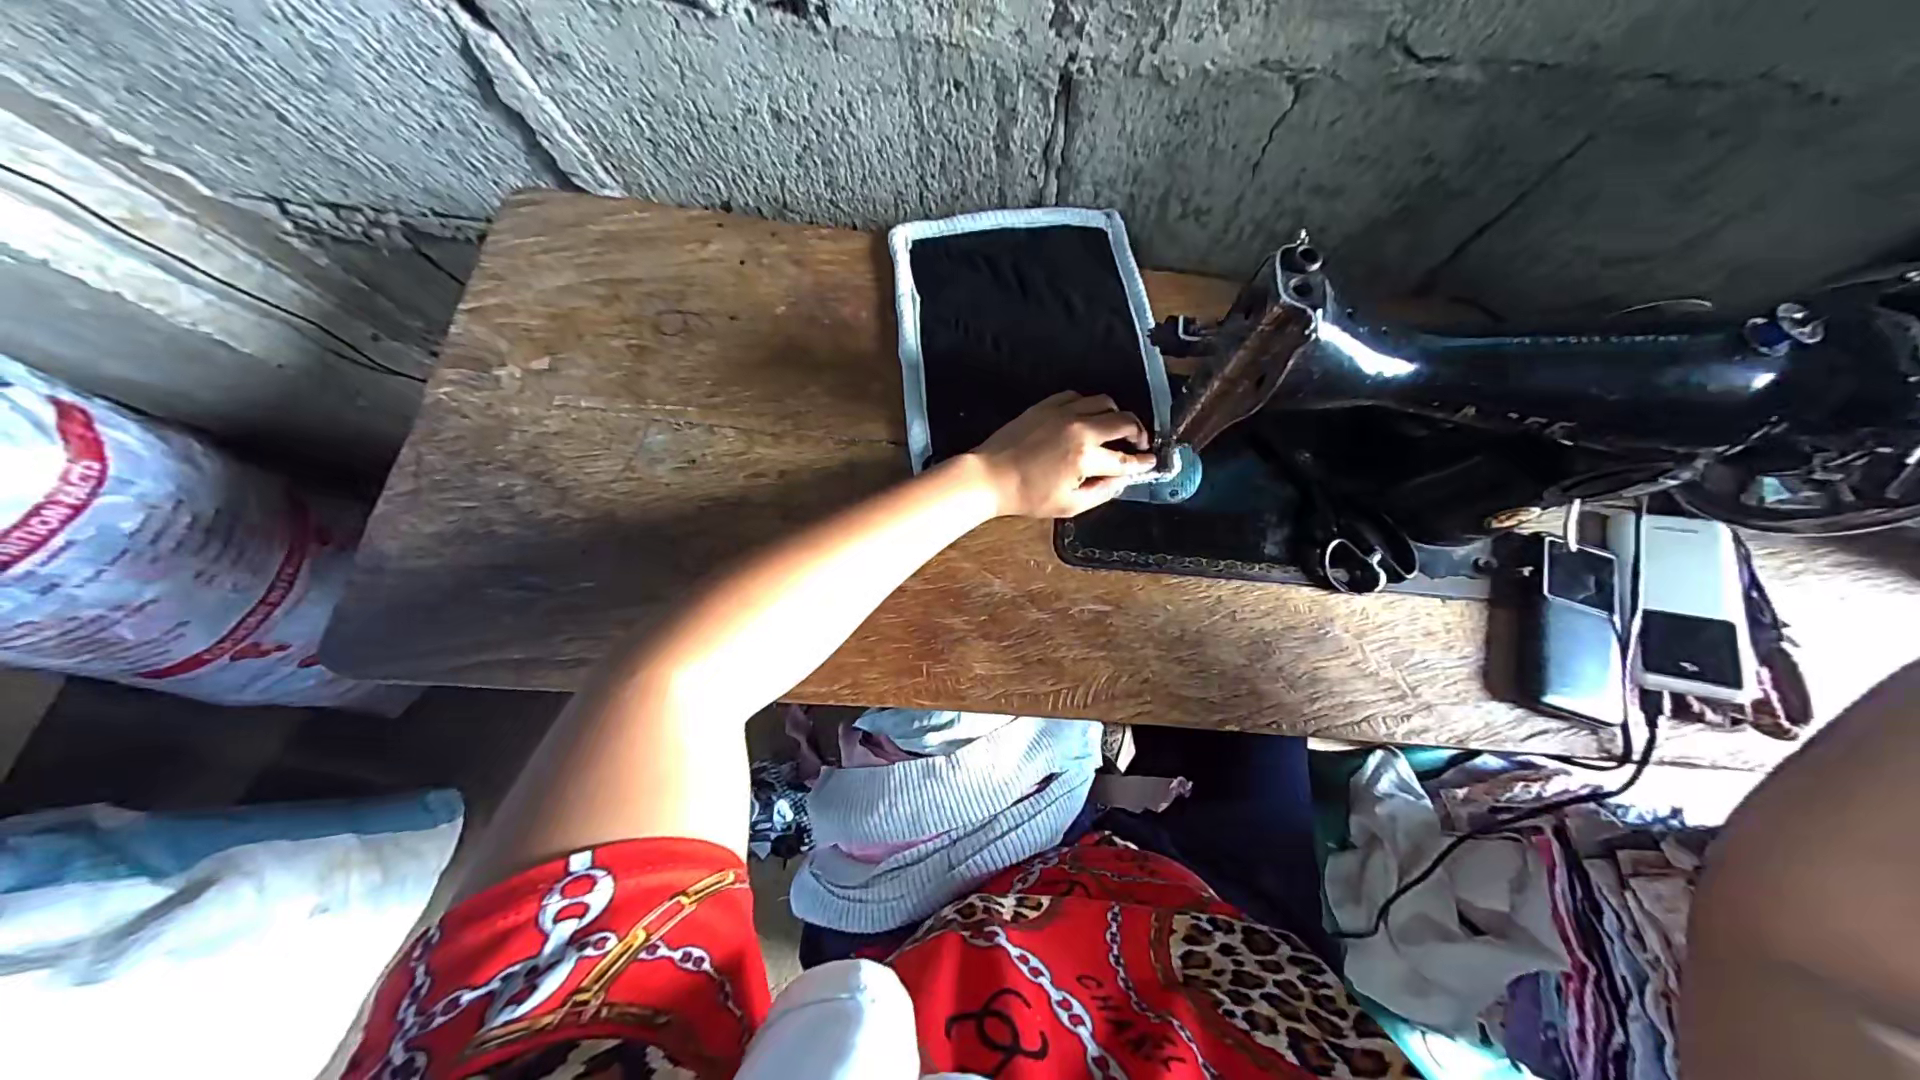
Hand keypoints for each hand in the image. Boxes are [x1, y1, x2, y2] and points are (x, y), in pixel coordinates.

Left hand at [968, 391, 1157, 517]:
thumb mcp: (1070, 505)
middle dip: (1138, 432)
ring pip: (1104, 402)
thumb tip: (1121, 480)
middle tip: (1138, 444)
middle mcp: (1079, 428)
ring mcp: (1062, 413)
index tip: (1151, 461)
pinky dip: (1089, 405)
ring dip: (1116, 415)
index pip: (1126, 458)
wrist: (990, 477)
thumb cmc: (1027, 495)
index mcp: (1086, 457)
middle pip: (1124, 421)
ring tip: (1114, 429)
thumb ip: (1102, 492)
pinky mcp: (1046, 406)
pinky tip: (1086, 418)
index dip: (1143, 461)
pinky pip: (1077, 396)